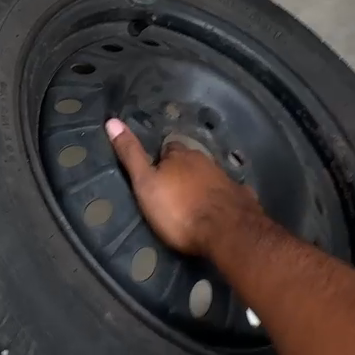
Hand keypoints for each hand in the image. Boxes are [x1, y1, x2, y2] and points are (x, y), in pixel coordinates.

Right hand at [105, 118, 265, 257]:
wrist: (227, 233)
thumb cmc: (179, 210)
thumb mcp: (146, 184)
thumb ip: (131, 154)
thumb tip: (112, 121)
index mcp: (180, 155)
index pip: (168, 148)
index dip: (161, 159)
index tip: (156, 172)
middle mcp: (204, 160)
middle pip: (191, 161)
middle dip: (183, 171)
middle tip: (174, 190)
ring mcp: (226, 178)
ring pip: (210, 176)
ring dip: (203, 184)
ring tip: (194, 201)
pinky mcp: (242, 198)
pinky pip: (231, 193)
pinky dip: (225, 198)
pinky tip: (224, 209)